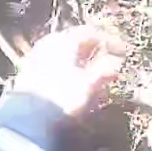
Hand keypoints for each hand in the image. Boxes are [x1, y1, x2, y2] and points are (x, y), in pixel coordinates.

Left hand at [11, 24, 126, 119]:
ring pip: (65, 52)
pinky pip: (55, 62)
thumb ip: (104, 70)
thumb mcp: (88, 84)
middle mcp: (49, 43)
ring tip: (94, 71)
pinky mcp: (29, 71)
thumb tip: (117, 62)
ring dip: (82, 59)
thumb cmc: (62, 97)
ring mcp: (37, 56)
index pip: (91, 33)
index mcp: (64, 40)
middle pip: (76, 40)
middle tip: (110, 59)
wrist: (27, 117)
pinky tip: (75, 79)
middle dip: (95, 50)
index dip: (110, 41)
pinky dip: (69, 67)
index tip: (123, 52)